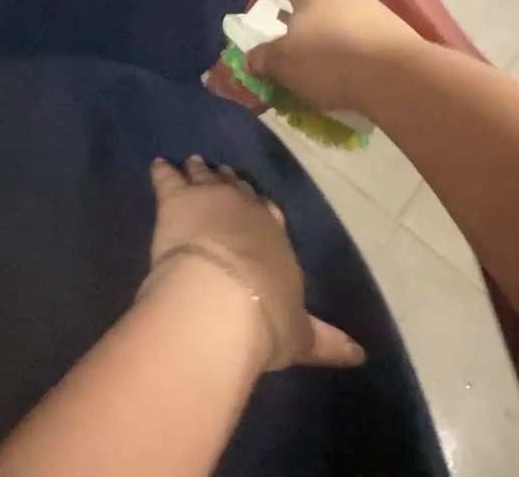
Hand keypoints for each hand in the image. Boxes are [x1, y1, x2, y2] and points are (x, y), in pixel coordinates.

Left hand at [147, 156, 364, 370]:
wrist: (220, 298)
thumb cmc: (264, 319)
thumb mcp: (300, 336)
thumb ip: (326, 342)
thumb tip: (361, 356)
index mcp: (276, 238)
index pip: (271, 216)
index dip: (263, 209)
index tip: (258, 202)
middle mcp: (247, 211)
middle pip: (239, 191)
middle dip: (233, 183)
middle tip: (225, 172)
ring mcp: (211, 199)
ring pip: (207, 178)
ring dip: (201, 170)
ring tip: (195, 161)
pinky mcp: (176, 200)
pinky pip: (168, 178)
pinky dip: (162, 171)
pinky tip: (157, 163)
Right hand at [244, 0, 423, 112]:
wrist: (397, 77)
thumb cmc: (329, 60)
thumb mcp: (284, 64)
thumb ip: (264, 58)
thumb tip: (251, 58)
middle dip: (302, 16)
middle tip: (291, 38)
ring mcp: (374, 9)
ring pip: (342, 17)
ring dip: (329, 34)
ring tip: (320, 62)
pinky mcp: (395, 32)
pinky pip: (363, 37)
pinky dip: (352, 50)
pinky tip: (348, 73)